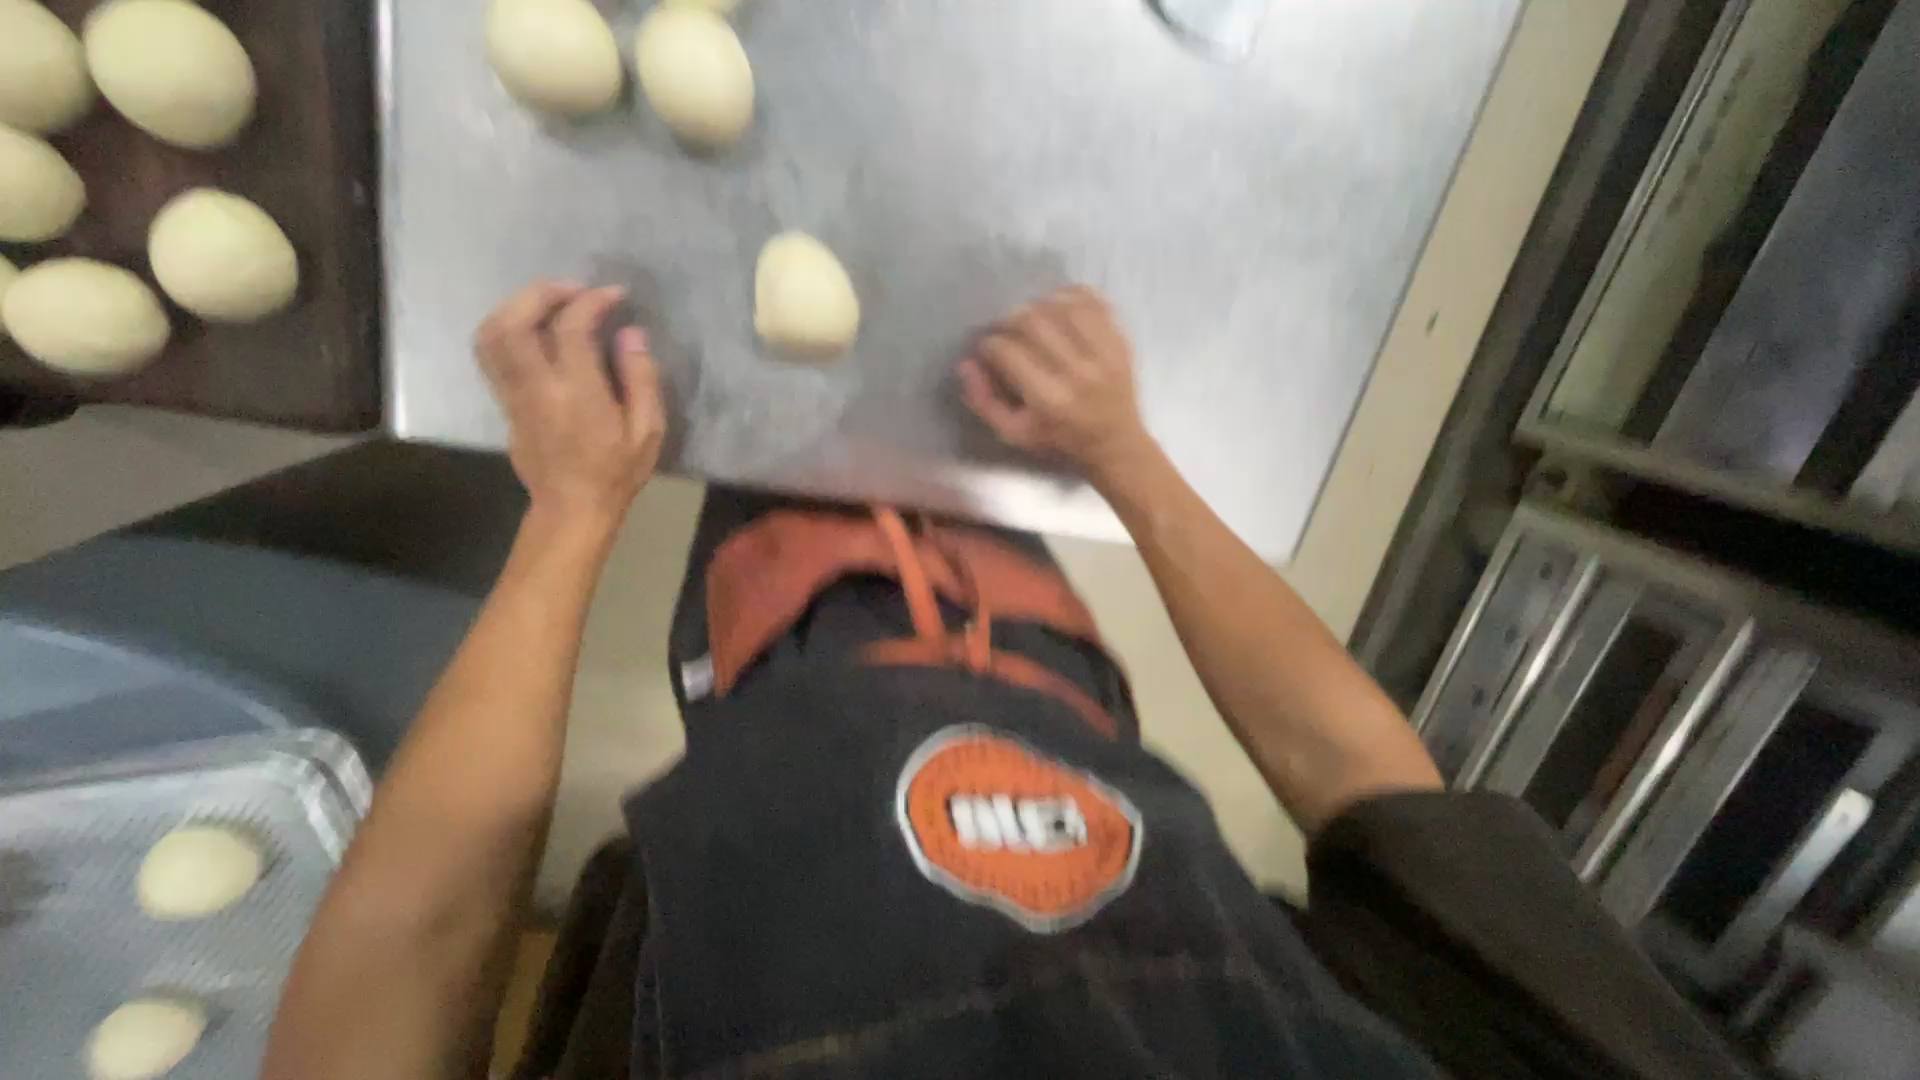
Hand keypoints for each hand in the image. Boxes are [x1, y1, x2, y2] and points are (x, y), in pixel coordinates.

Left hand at [475, 281, 666, 529]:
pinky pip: (491, 353)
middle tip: (574, 290)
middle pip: (516, 321)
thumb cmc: (616, 472)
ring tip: (550, 303)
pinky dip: (508, 328)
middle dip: (543, 293)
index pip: (571, 327)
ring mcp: (513, 393)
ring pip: (492, 333)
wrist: (573, 508)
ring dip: (518, 306)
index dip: (592, 301)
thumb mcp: (648, 431)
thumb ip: (641, 379)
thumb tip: (630, 334)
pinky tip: (534, 330)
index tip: (614, 296)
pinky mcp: (504, 402)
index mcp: (577, 393)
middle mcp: (537, 386)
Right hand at [958, 286, 1152, 481]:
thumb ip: (984, 401)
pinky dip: (1072, 296)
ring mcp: (1103, 354)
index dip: (989, 344)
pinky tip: (1059, 305)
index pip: (1007, 351)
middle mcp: (1077, 373)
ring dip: (1039, 304)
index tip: (987, 348)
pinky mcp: (1121, 342)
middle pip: (1033, 321)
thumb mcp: (1014, 434)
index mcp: (1048, 399)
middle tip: (1004, 328)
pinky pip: (1095, 303)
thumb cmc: (1058, 441)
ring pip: (1063, 306)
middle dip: (1009, 319)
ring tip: (1030, 316)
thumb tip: (966, 364)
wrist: (1115, 444)